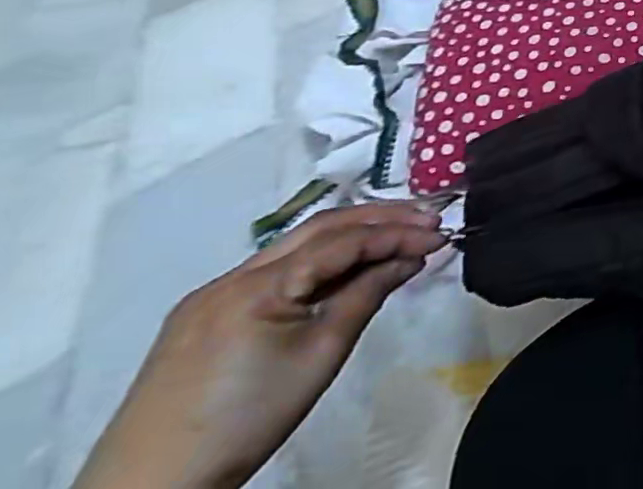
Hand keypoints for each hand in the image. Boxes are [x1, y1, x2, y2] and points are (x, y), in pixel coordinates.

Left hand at [73, 203, 448, 488]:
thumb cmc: (246, 422)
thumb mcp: (321, 356)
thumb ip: (366, 296)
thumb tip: (409, 259)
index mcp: (258, 284)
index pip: (341, 241)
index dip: (395, 233)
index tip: (439, 235)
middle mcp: (232, 275)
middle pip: (318, 229)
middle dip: (377, 219)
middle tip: (426, 220)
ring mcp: (213, 292)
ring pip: (295, 246)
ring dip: (349, 237)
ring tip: (396, 237)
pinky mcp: (203, 313)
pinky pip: (273, 271)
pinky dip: (317, 261)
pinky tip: (341, 269)